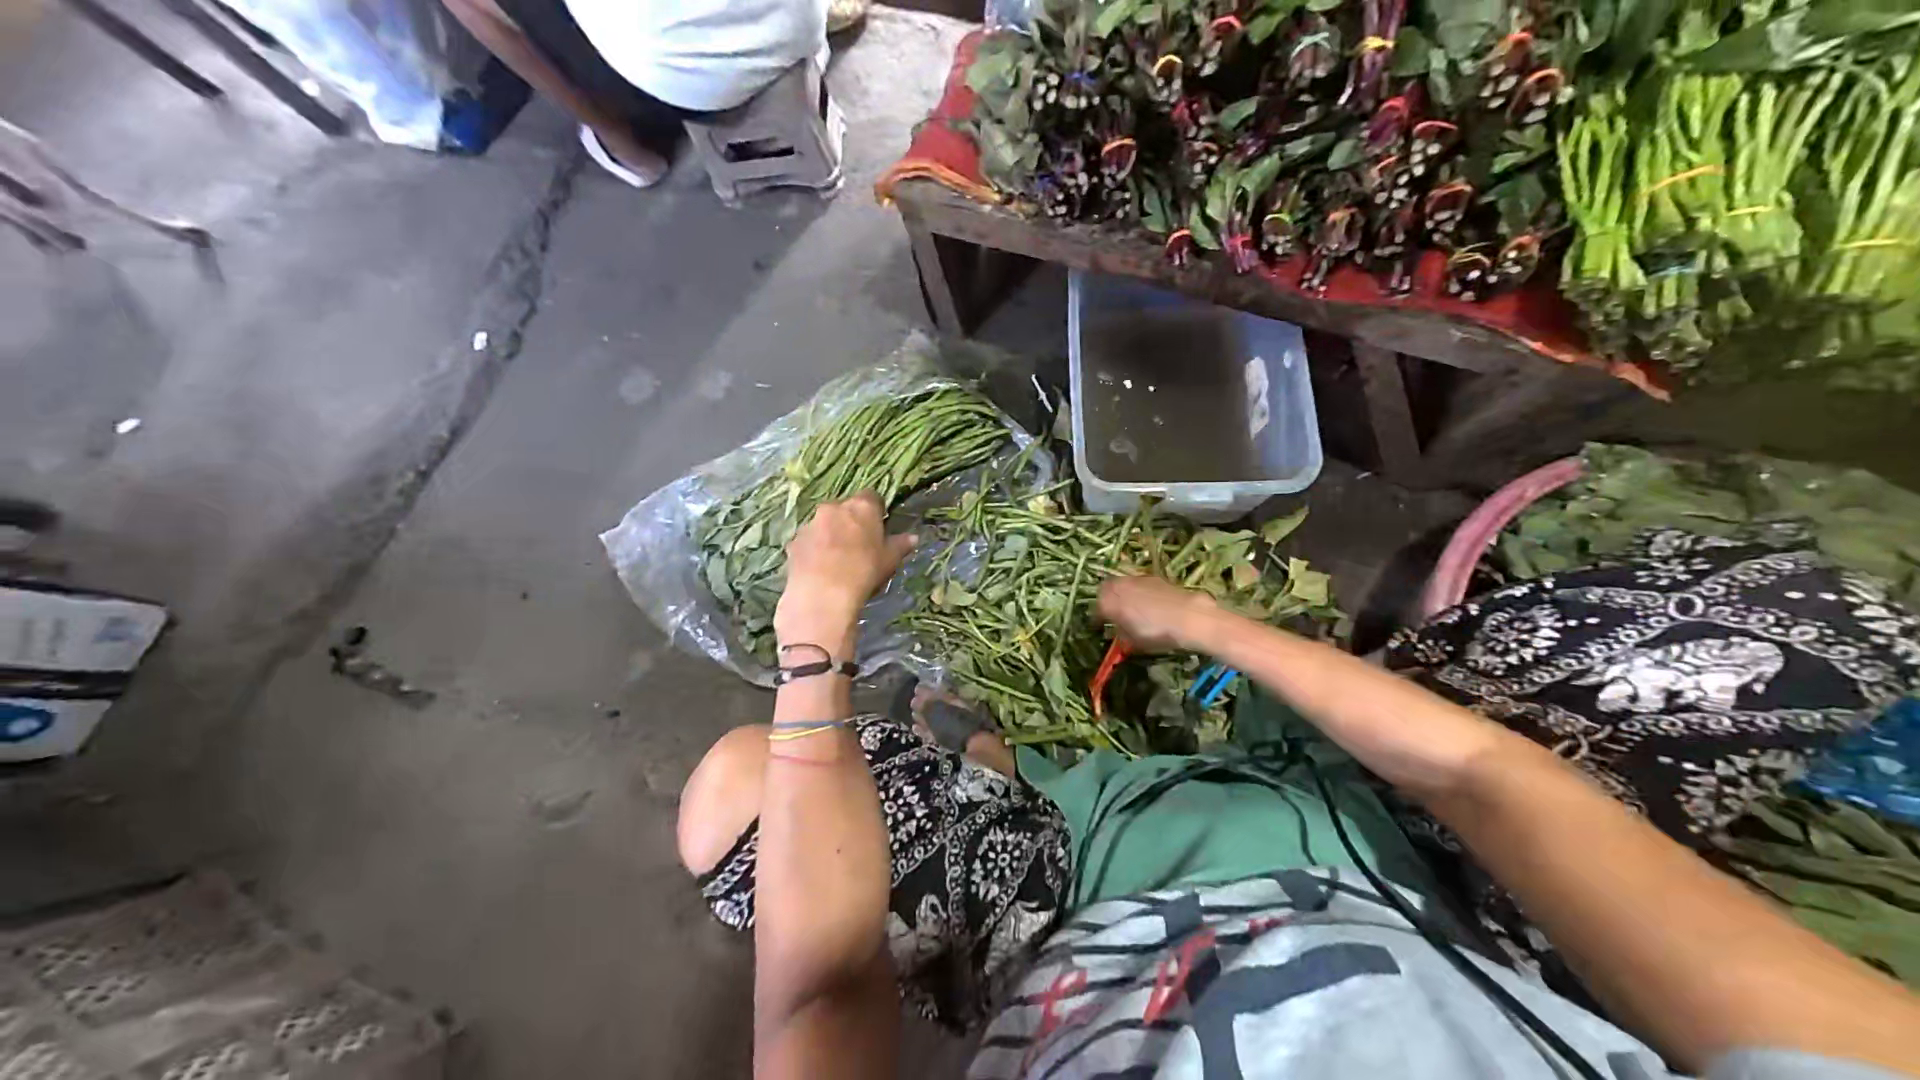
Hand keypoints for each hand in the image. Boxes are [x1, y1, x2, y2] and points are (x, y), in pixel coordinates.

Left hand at [775, 493, 916, 650]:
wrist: (822, 596)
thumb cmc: (863, 572)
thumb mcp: (889, 561)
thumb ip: (900, 545)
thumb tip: (912, 538)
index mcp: (861, 506)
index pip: (872, 497)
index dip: (876, 512)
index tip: (878, 528)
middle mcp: (834, 507)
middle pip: (845, 509)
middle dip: (850, 522)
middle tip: (858, 546)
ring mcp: (810, 523)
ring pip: (824, 524)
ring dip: (830, 535)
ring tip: (836, 561)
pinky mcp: (794, 541)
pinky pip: (808, 541)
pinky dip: (814, 549)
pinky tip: (819, 569)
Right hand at [1096, 576, 1218, 650]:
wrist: (1188, 617)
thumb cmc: (1157, 633)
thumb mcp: (1134, 640)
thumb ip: (1121, 632)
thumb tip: (1119, 629)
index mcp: (1109, 602)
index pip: (1097, 608)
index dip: (1097, 618)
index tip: (1100, 626)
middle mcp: (1119, 586)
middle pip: (1106, 589)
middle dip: (1106, 599)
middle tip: (1111, 612)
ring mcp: (1137, 579)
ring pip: (1122, 584)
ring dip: (1122, 593)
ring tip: (1129, 606)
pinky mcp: (1154, 577)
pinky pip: (1138, 584)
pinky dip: (1137, 591)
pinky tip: (1147, 602)